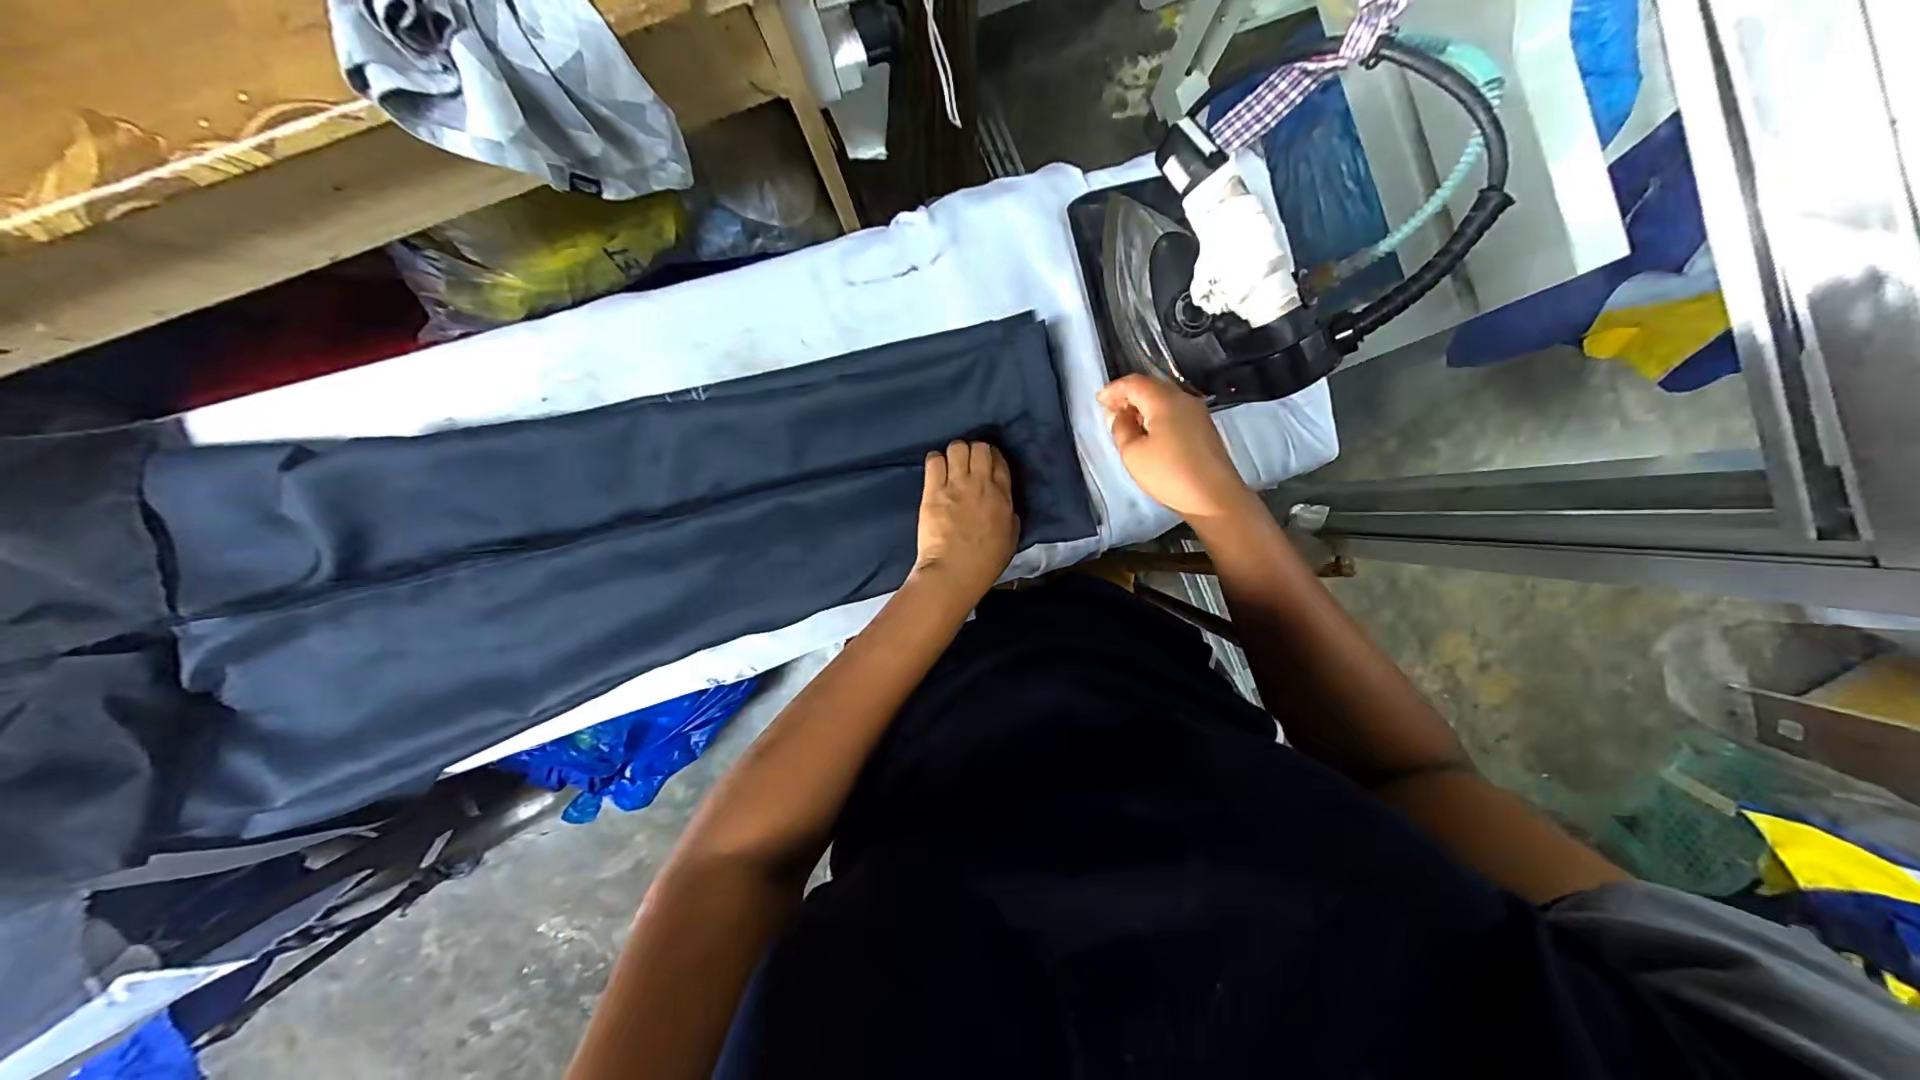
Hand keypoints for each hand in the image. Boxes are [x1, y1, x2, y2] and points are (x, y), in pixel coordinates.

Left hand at [908, 440, 1018, 605]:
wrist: (954, 571)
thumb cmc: (985, 562)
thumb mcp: (1011, 539)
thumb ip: (1009, 517)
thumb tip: (1006, 508)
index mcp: (1002, 495)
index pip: (999, 460)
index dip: (992, 458)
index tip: (985, 466)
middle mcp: (980, 483)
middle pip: (979, 448)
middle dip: (973, 452)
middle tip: (967, 464)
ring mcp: (956, 485)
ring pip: (956, 448)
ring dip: (954, 454)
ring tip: (950, 465)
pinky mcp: (933, 491)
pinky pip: (934, 461)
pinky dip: (935, 461)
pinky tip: (935, 470)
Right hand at [1097, 374, 1259, 522]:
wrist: (1215, 497)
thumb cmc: (1170, 474)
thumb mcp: (1133, 453)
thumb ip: (1121, 428)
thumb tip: (1119, 415)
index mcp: (1164, 400)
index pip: (1134, 383)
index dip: (1114, 389)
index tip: (1099, 400)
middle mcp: (1183, 399)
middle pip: (1151, 387)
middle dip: (1128, 396)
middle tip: (1110, 411)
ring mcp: (1197, 413)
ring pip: (1164, 399)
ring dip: (1143, 407)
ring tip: (1127, 424)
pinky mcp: (1204, 428)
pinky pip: (1175, 412)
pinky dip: (1157, 416)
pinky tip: (1149, 433)